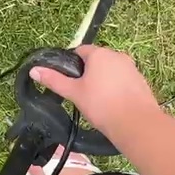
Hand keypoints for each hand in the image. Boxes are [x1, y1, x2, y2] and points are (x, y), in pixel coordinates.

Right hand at [29, 45, 160, 138]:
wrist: (136, 123)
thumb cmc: (101, 105)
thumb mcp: (74, 93)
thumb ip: (54, 80)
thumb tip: (34, 70)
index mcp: (99, 54)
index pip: (80, 51)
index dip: (71, 64)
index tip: (69, 81)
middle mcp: (117, 55)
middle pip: (96, 60)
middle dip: (87, 73)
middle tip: (80, 93)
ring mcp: (131, 68)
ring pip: (110, 70)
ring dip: (102, 81)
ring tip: (96, 102)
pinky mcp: (141, 81)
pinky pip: (123, 80)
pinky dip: (116, 88)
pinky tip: (112, 105)